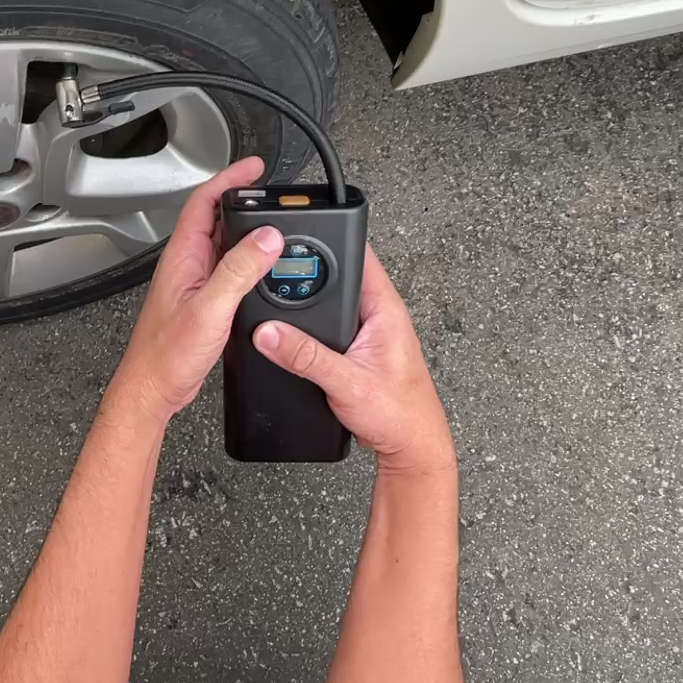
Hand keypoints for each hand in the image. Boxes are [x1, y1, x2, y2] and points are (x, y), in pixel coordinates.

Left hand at [109, 156, 284, 419]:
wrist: (154, 387)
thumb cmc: (166, 354)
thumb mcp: (209, 309)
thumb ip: (238, 271)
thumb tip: (267, 238)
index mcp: (182, 256)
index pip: (204, 201)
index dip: (229, 179)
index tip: (253, 167)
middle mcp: (186, 264)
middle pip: (215, 217)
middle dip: (243, 199)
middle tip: (269, 190)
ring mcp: (193, 281)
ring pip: (222, 243)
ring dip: (246, 230)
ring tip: (274, 225)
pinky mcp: (201, 300)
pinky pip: (227, 267)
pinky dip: (247, 260)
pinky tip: (261, 268)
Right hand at [252, 246, 453, 472]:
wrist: (411, 449)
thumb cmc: (400, 415)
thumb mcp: (347, 383)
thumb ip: (305, 357)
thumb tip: (270, 333)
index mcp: (385, 310)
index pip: (359, 256)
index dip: (330, 239)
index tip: (298, 233)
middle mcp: (379, 315)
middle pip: (339, 276)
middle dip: (309, 269)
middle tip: (275, 264)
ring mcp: (368, 332)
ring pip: (331, 303)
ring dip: (308, 302)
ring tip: (277, 296)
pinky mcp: (358, 350)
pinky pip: (328, 326)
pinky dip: (309, 326)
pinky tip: (293, 334)